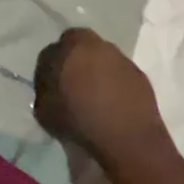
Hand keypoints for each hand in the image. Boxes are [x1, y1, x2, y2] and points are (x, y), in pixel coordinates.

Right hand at [32, 28, 166, 161]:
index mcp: (69, 47)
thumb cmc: (78, 120)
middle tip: (72, 85)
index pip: (52, 50)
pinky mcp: (140, 76)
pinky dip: (115, 84)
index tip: (51, 84)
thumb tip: (50, 87)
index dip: (49, 67)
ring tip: (94, 97)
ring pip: (103, 59)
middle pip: (81, 47)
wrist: (127, 138)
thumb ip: (44, 89)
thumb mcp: (43, 109)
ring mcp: (122, 59)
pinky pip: (120, 75)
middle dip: (75, 61)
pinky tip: (112, 104)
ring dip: (97, 71)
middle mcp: (97, 45)